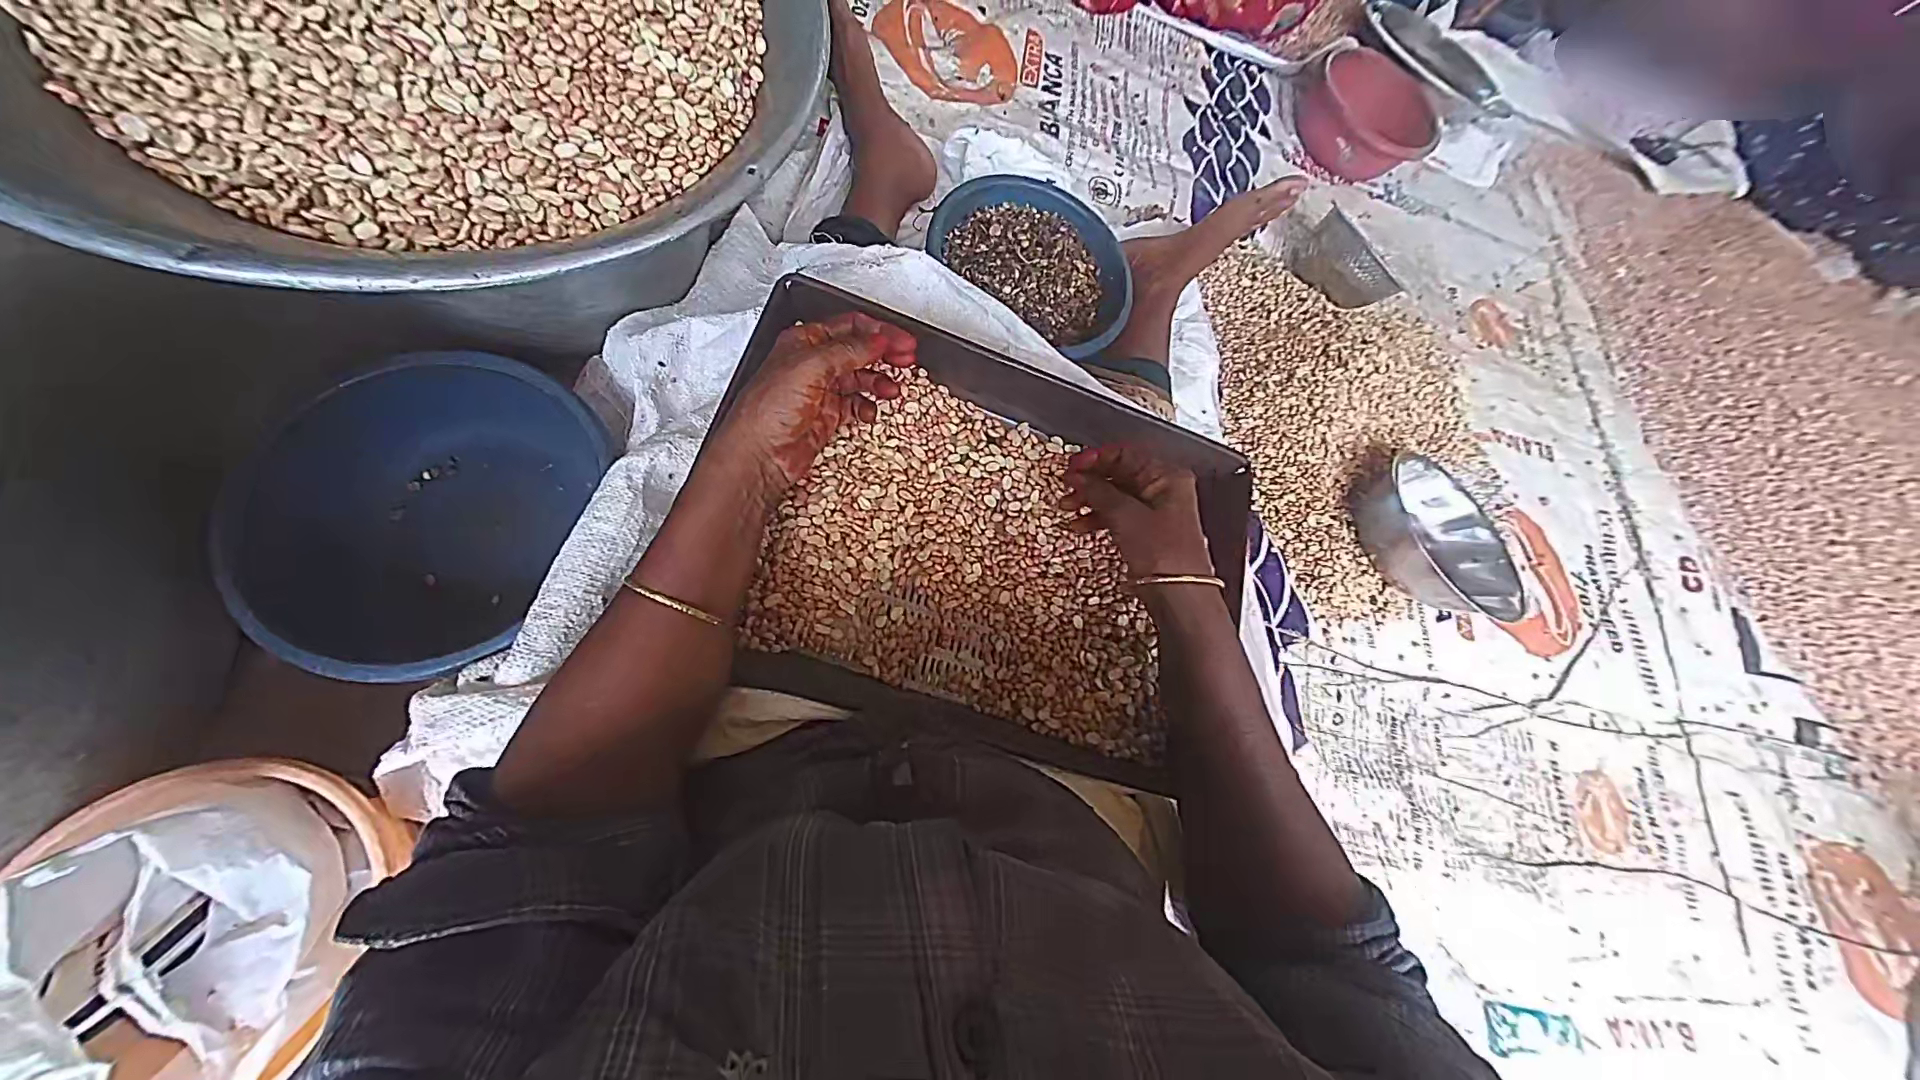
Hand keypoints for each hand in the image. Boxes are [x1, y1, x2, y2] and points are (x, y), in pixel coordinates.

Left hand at [715, 313, 917, 493]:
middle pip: (859, 351)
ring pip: (860, 378)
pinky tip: (871, 412)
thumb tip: (877, 340)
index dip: (880, 332)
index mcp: (805, 341)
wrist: (759, 455)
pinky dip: (868, 407)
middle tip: (908, 360)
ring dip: (880, 381)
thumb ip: (848, 351)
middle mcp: (813, 363)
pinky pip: (856, 406)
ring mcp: (821, 391)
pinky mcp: (827, 416)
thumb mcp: (811, 367)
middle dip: (886, 354)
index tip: (904, 343)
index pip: (851, 327)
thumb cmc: (768, 411)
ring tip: (893, 390)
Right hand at [1061, 445, 1212, 577]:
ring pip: (1114, 495)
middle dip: (1089, 480)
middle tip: (1066, 486)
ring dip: (1089, 500)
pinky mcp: (1145, 531)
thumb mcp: (1125, 515)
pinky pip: (1116, 515)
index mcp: (1166, 475)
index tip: (1071, 466)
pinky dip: (1097, 518)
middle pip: (1118, 474)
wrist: (1179, 594)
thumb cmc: (1161, 551)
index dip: (1095, 458)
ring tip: (1067, 507)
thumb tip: (1077, 476)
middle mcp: (1162, 488)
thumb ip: (1098, 491)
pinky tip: (1079, 526)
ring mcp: (1153, 510)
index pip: (1125, 454)